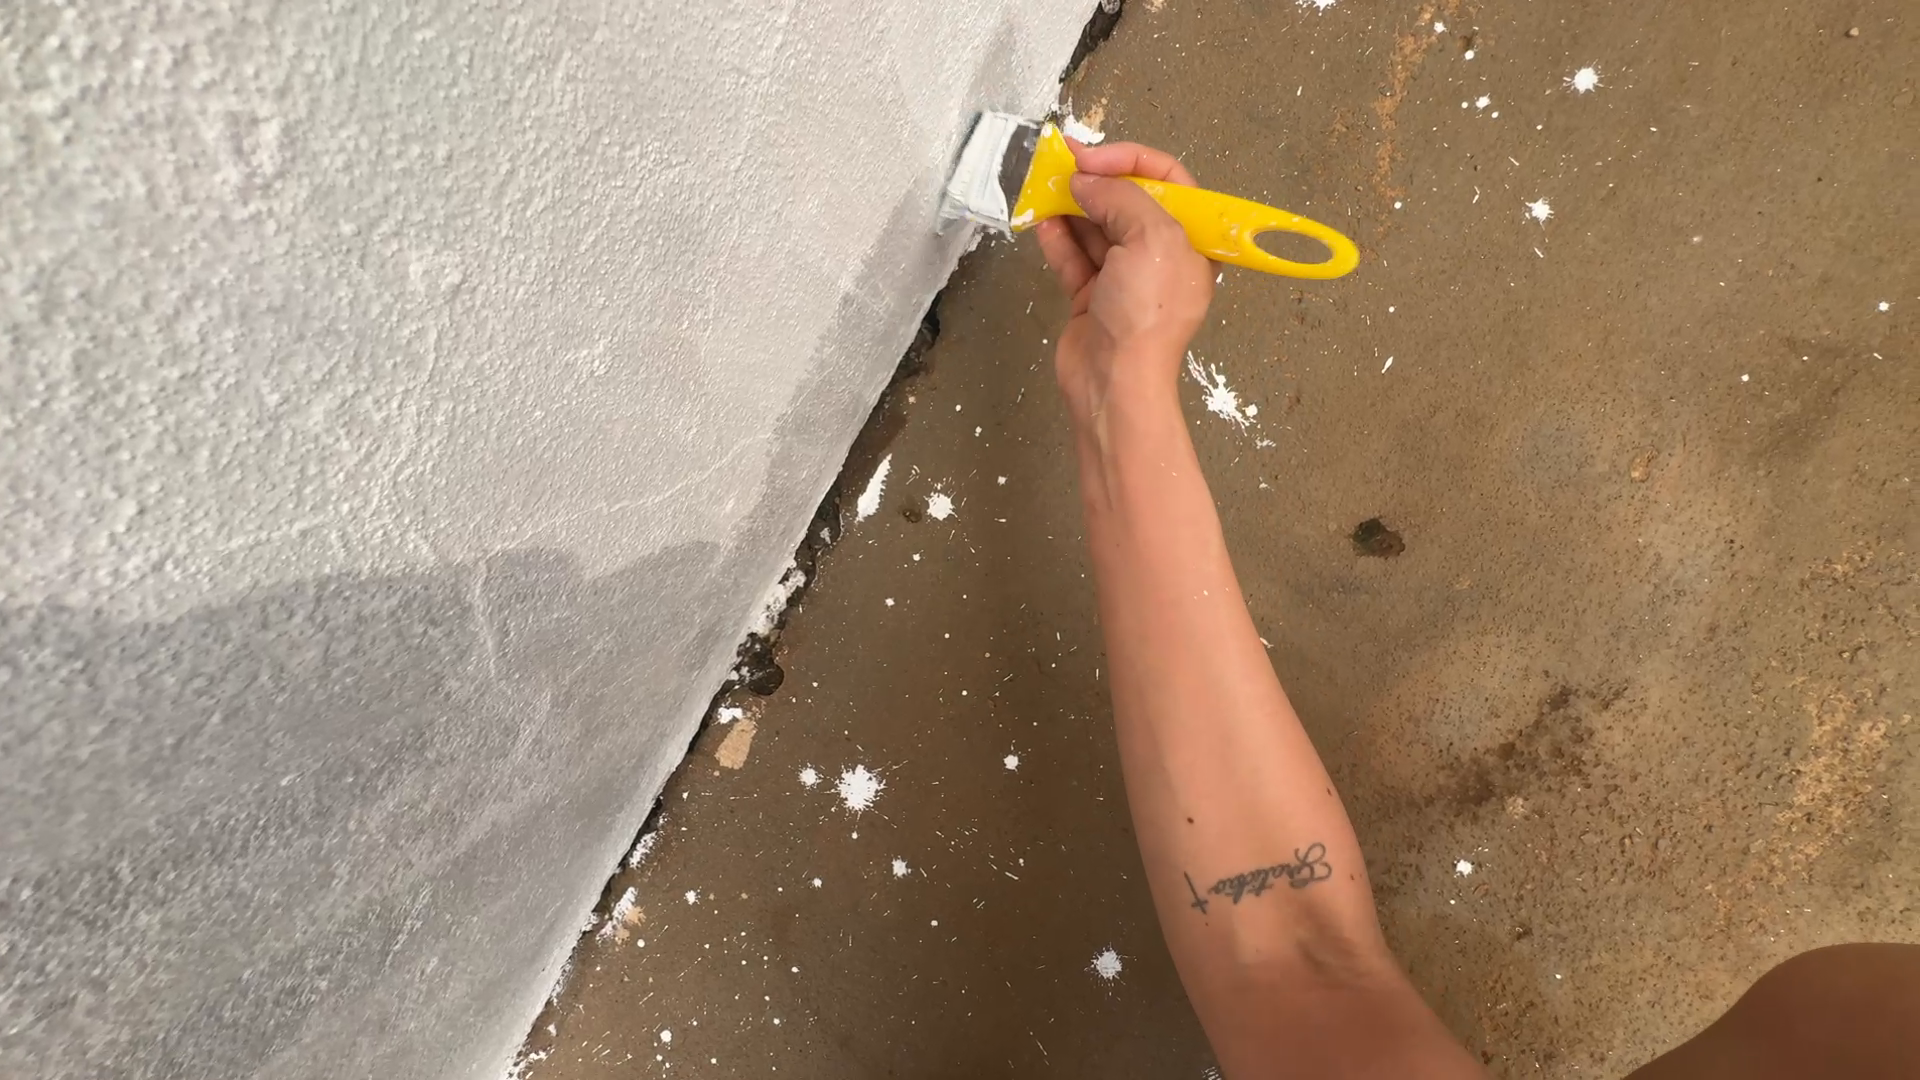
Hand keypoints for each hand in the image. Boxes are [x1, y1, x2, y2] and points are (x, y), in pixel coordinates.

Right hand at [1034, 140, 1214, 428]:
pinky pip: (1075, 259)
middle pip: (1126, 202)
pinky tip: (1040, 220)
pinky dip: (1058, 239)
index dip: (1130, 160)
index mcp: (1190, 240)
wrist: (1115, 381)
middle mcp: (1159, 256)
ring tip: (1043, 185)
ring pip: (1095, 229)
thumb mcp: (1150, 239)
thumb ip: (1120, 198)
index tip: (1091, 156)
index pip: (1166, 180)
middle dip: (1095, 181)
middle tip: (1060, 163)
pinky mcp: (1092, 299)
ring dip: (1070, 206)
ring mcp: (1123, 279)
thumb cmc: (1146, 311)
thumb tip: (1085, 180)